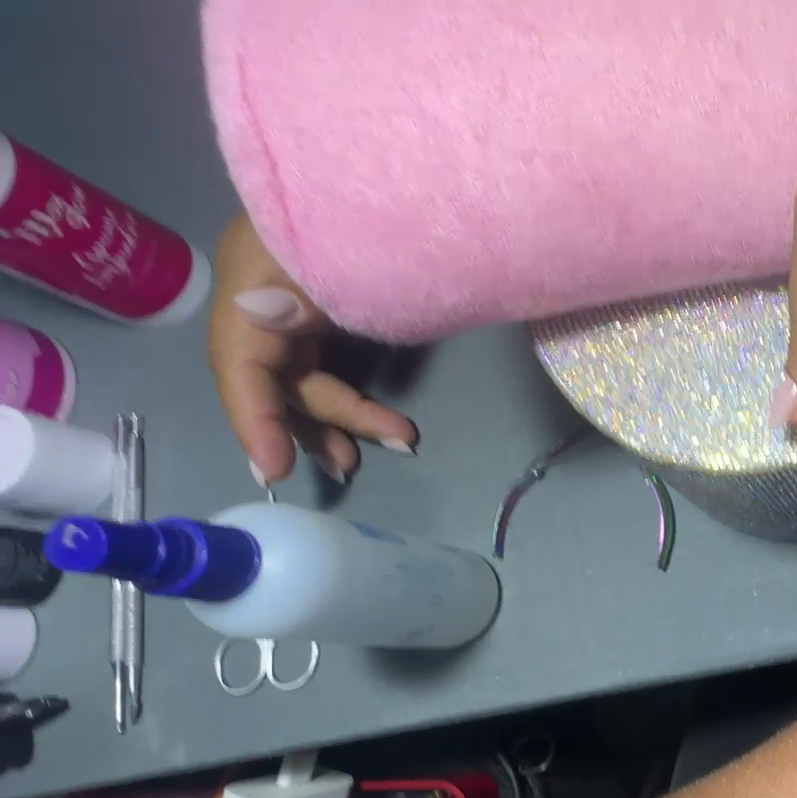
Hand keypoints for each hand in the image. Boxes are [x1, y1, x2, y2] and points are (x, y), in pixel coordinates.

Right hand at [207, 213, 416, 485]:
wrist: (411, 183)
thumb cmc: (375, 214)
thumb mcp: (331, 249)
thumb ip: (303, 290)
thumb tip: (261, 317)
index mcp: (256, 282)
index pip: (240, 363)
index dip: (253, 418)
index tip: (272, 469)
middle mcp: (267, 296)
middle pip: (276, 378)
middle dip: (316, 424)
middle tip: (353, 464)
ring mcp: (298, 303)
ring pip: (304, 377)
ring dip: (337, 419)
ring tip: (373, 454)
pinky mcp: (328, 309)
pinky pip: (324, 364)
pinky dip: (347, 397)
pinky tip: (375, 425)